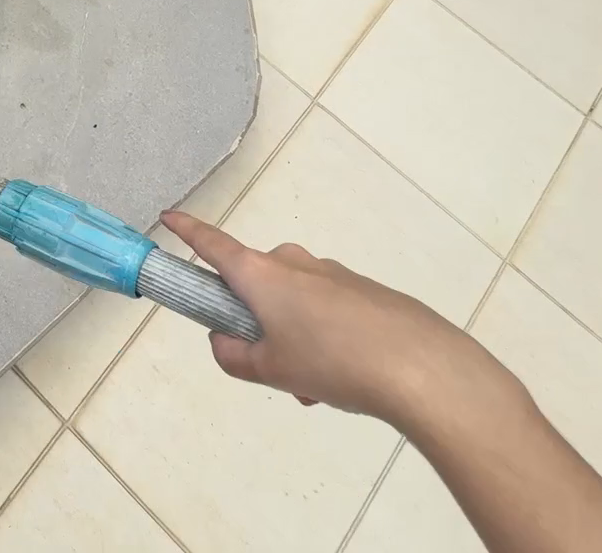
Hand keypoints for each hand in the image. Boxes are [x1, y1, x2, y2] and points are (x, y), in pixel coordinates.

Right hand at [160, 211, 512, 429]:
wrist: (433, 375)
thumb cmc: (333, 363)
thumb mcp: (269, 370)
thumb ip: (233, 355)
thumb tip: (225, 342)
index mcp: (260, 273)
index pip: (211, 243)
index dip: (186, 230)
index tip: (167, 216)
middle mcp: (294, 263)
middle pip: (257, 280)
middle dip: (254, 315)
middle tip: (268, 360)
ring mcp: (337, 275)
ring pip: (297, 301)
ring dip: (295, 334)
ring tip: (319, 386)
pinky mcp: (374, 293)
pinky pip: (334, 310)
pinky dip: (330, 337)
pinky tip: (355, 377)